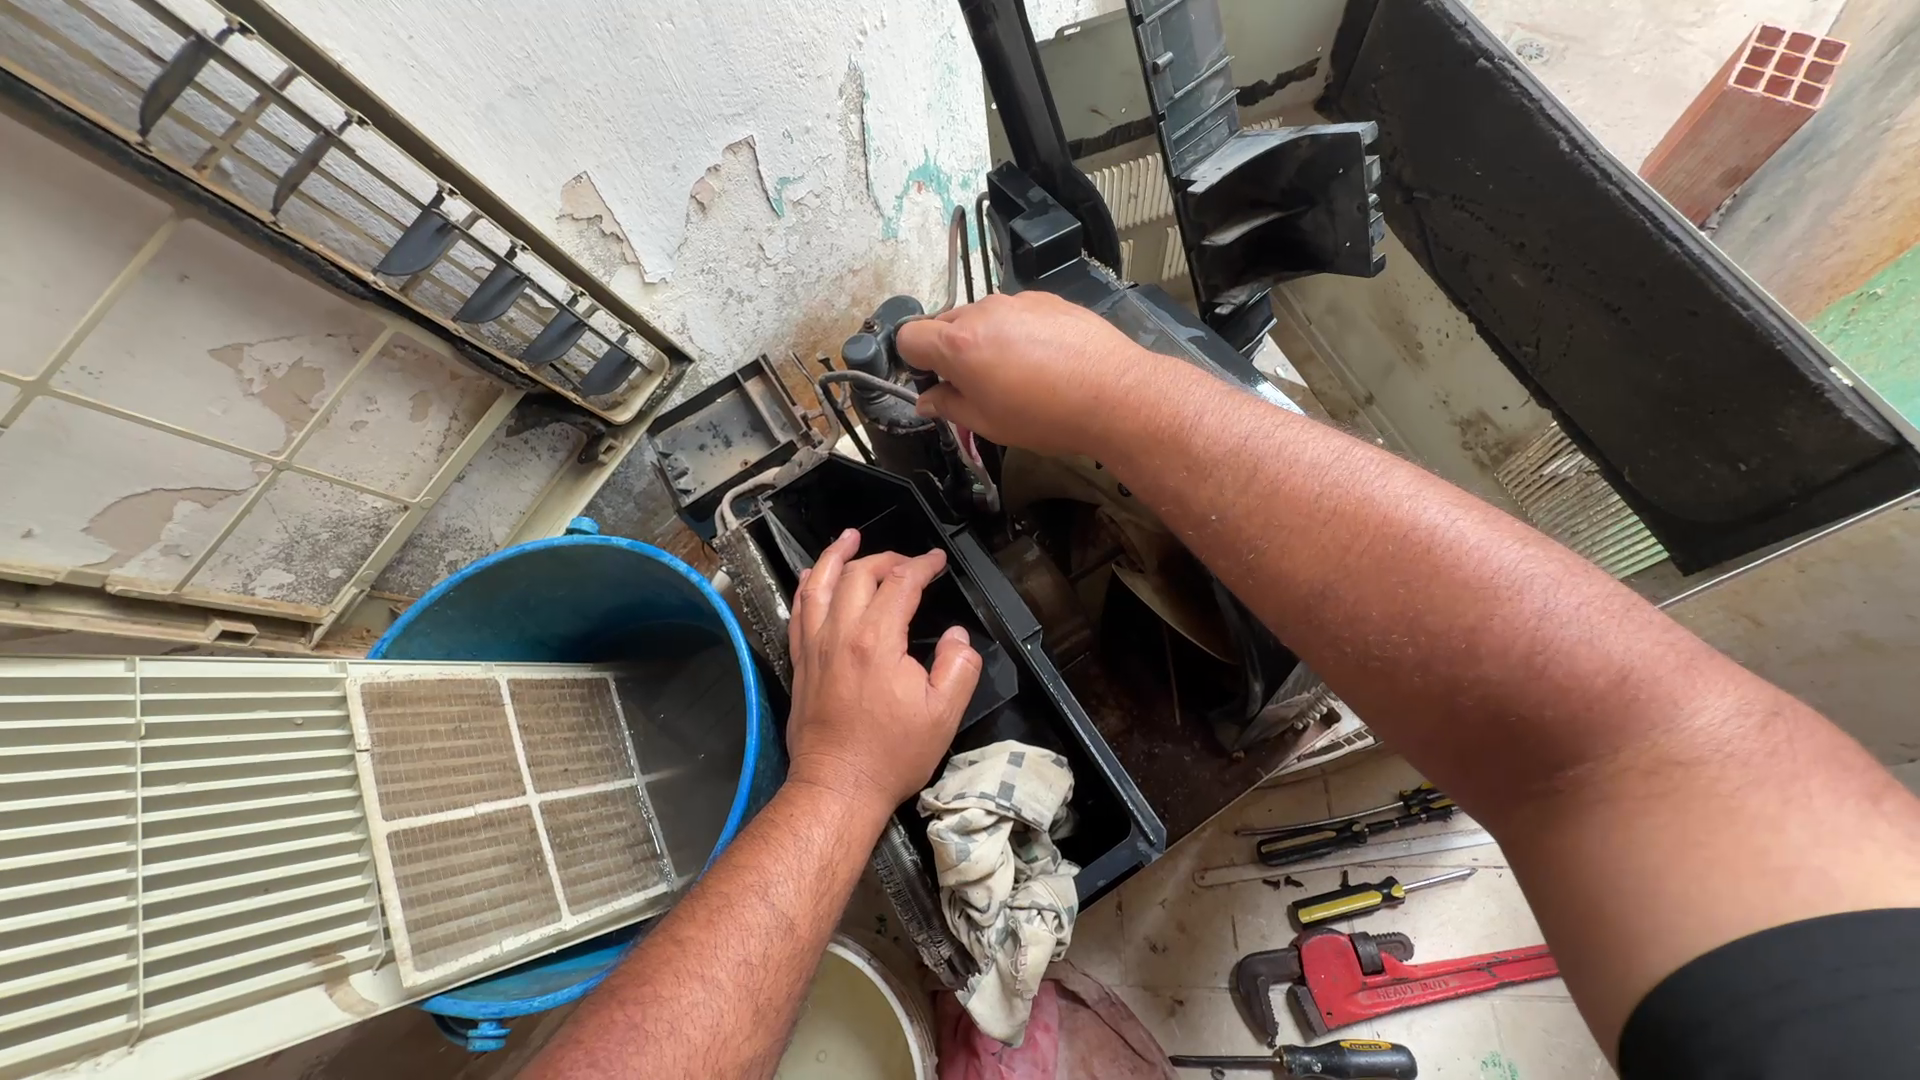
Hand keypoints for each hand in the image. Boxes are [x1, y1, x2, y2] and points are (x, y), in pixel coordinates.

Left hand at [785, 529, 981, 817]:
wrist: (838, 786)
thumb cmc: (892, 754)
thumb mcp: (944, 716)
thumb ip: (958, 667)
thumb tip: (956, 636)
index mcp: (877, 641)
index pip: (900, 583)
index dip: (922, 565)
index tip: (937, 560)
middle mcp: (840, 634)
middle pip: (859, 575)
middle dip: (887, 558)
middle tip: (909, 560)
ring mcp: (814, 647)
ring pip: (819, 584)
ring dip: (835, 556)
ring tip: (849, 536)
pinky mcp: (800, 662)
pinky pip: (799, 611)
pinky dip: (806, 586)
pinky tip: (810, 577)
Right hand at [896, 290, 1168, 457]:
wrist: (1114, 395)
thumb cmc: (1045, 417)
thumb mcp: (987, 423)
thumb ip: (948, 406)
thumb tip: (926, 401)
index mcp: (959, 344)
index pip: (908, 336)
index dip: (914, 360)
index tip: (934, 381)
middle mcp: (983, 312)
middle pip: (944, 323)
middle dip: (949, 351)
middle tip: (976, 385)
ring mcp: (1017, 301)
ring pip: (981, 317)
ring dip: (984, 340)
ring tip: (1016, 374)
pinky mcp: (1047, 299)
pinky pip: (1014, 313)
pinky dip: (1015, 331)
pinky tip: (1043, 360)